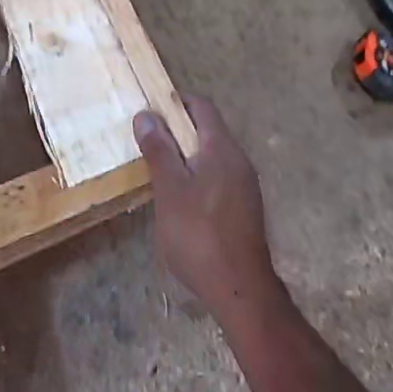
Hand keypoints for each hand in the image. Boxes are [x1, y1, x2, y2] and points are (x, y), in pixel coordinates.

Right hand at [133, 96, 282, 319]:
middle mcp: (239, 161)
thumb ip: (159, 150)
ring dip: (186, 156)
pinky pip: (218, 179)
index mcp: (222, 149)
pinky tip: (179, 200)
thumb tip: (147, 115)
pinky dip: (197, 177)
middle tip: (147, 142)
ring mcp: (245, 186)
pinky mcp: (244, 209)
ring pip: (212, 157)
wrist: (239, 290)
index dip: (176, 102)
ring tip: (158, 171)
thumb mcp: (170, 189)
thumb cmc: (199, 234)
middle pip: (208, 131)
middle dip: (177, 130)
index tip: (150, 109)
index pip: (202, 107)